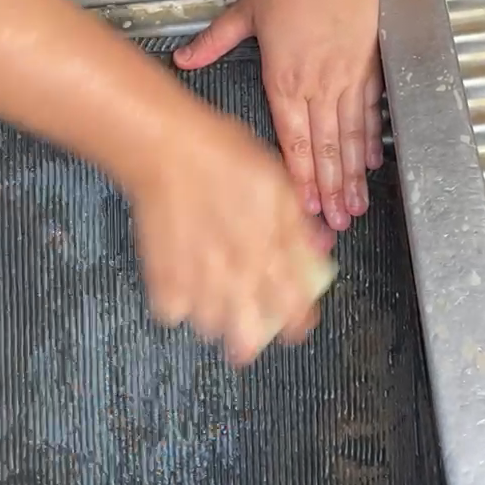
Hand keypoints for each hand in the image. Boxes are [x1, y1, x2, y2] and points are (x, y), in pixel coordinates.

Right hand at [127, 107, 336, 365]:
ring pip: (212, 326)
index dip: (299, 318)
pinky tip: (183, 288)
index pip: (293, 302)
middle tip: (251, 333)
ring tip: (216, 303)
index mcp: (270, 248)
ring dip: (217, 319)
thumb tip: (320, 246)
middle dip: (254, 337)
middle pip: (250, 329)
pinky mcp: (163, 276)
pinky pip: (172, 311)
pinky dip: (178, 304)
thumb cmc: (222, 153)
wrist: (168, 147)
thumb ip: (298, 222)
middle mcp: (237, 270)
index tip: (298, 323)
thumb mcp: (277, 180)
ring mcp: (199, 277)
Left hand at [174, 0, 384, 232]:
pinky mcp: (365, 68)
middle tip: (335, 225)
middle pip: (324, 150)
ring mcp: (345, 79)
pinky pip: (368, 113)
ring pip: (349, 139)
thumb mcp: (245, 10)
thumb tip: (184, 58)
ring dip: (351, 176)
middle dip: (329, 192)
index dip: (298, 179)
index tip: (303, 208)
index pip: (291, 141)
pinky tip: (371, 163)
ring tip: (355, 206)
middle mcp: (317, 87)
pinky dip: (370, 141)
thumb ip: (214, 41)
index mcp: (284, 79)